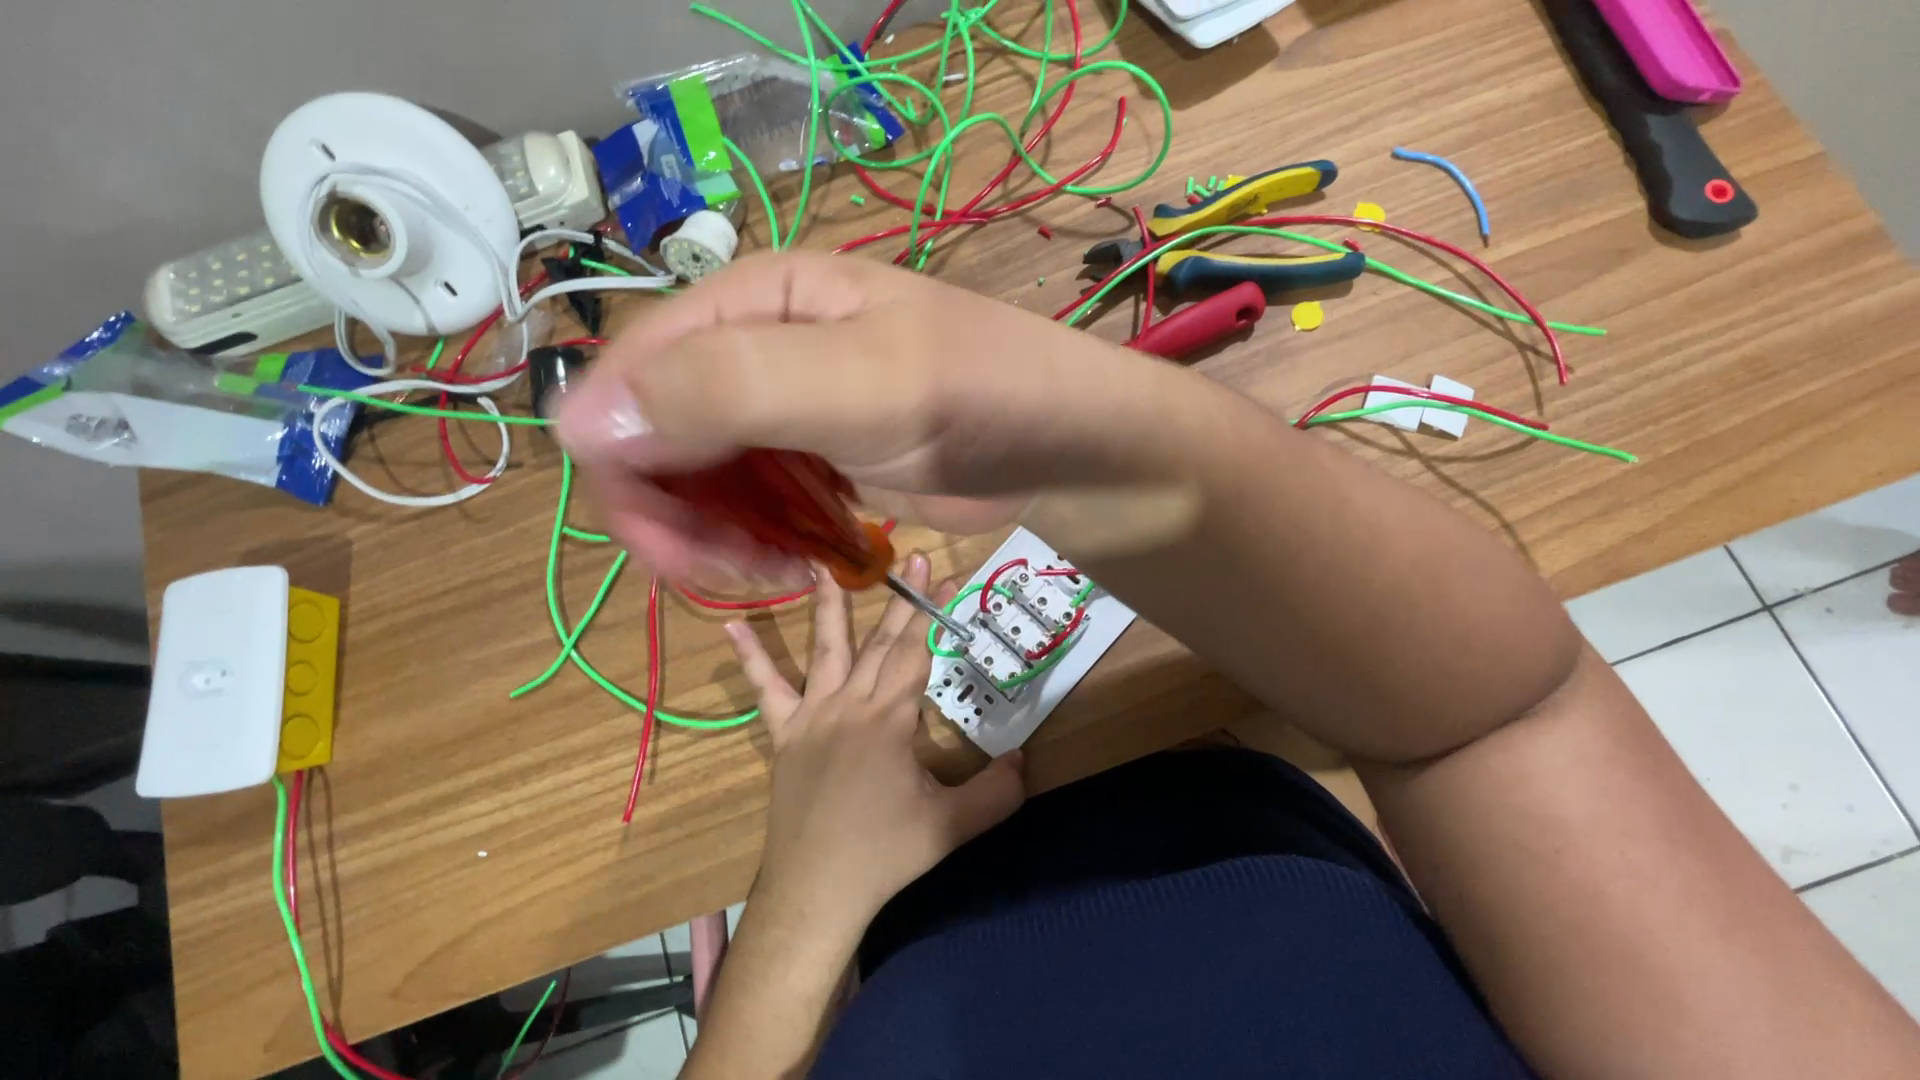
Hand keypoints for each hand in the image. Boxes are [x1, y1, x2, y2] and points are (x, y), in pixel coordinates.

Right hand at [552, 252, 1184, 581]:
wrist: (1066, 448)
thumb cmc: (979, 398)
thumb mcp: (859, 384)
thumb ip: (726, 390)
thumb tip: (579, 421)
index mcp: (752, 301)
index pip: (634, 373)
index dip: (626, 459)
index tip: (664, 537)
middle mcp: (753, 347)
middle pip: (654, 431)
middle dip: (674, 511)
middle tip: (731, 570)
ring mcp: (781, 408)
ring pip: (695, 478)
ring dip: (715, 537)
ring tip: (774, 571)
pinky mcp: (809, 459)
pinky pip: (745, 503)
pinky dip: (753, 541)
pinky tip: (795, 566)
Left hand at [725, 554, 1025, 923]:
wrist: (816, 889)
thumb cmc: (885, 855)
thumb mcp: (952, 827)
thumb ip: (996, 792)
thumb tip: (1025, 759)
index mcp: (890, 719)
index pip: (917, 652)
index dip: (933, 614)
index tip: (946, 577)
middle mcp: (850, 704)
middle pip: (879, 642)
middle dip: (899, 598)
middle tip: (911, 555)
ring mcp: (811, 716)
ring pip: (824, 650)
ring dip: (828, 605)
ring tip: (824, 563)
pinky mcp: (784, 735)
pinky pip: (767, 691)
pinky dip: (752, 659)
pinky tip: (730, 628)